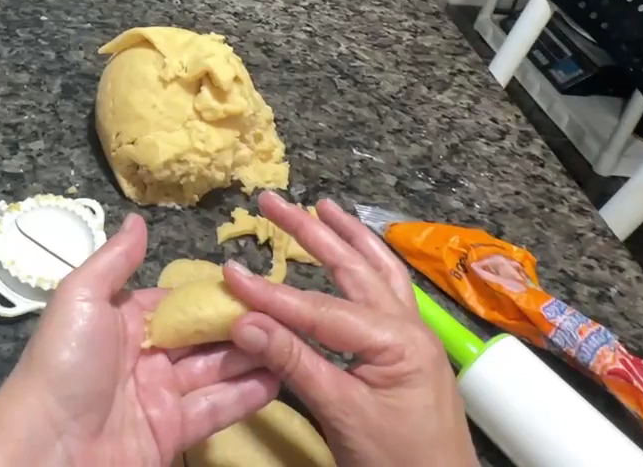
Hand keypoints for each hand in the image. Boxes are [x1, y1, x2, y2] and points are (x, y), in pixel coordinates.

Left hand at [0, 214, 279, 466]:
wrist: (49, 447)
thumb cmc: (65, 362)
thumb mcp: (82, 297)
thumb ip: (115, 261)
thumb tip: (137, 219)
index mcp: (122, 320)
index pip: (176, 302)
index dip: (210, 293)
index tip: (252, 280)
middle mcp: (145, 355)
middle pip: (200, 335)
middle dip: (238, 322)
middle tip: (285, 310)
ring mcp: (160, 395)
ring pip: (214, 369)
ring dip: (250, 354)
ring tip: (292, 339)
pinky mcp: (173, 433)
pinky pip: (215, 408)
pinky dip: (247, 394)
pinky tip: (279, 376)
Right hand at [223, 192, 474, 466]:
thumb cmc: (398, 465)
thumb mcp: (343, 416)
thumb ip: (292, 362)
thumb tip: (241, 319)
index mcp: (396, 340)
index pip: (318, 308)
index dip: (269, 291)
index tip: (229, 271)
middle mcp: (408, 326)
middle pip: (352, 267)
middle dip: (310, 231)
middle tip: (271, 201)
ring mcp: (413, 336)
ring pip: (377, 270)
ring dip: (347, 236)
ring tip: (322, 206)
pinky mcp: (410, 350)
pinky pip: (388, 290)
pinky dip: (368, 261)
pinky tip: (356, 251)